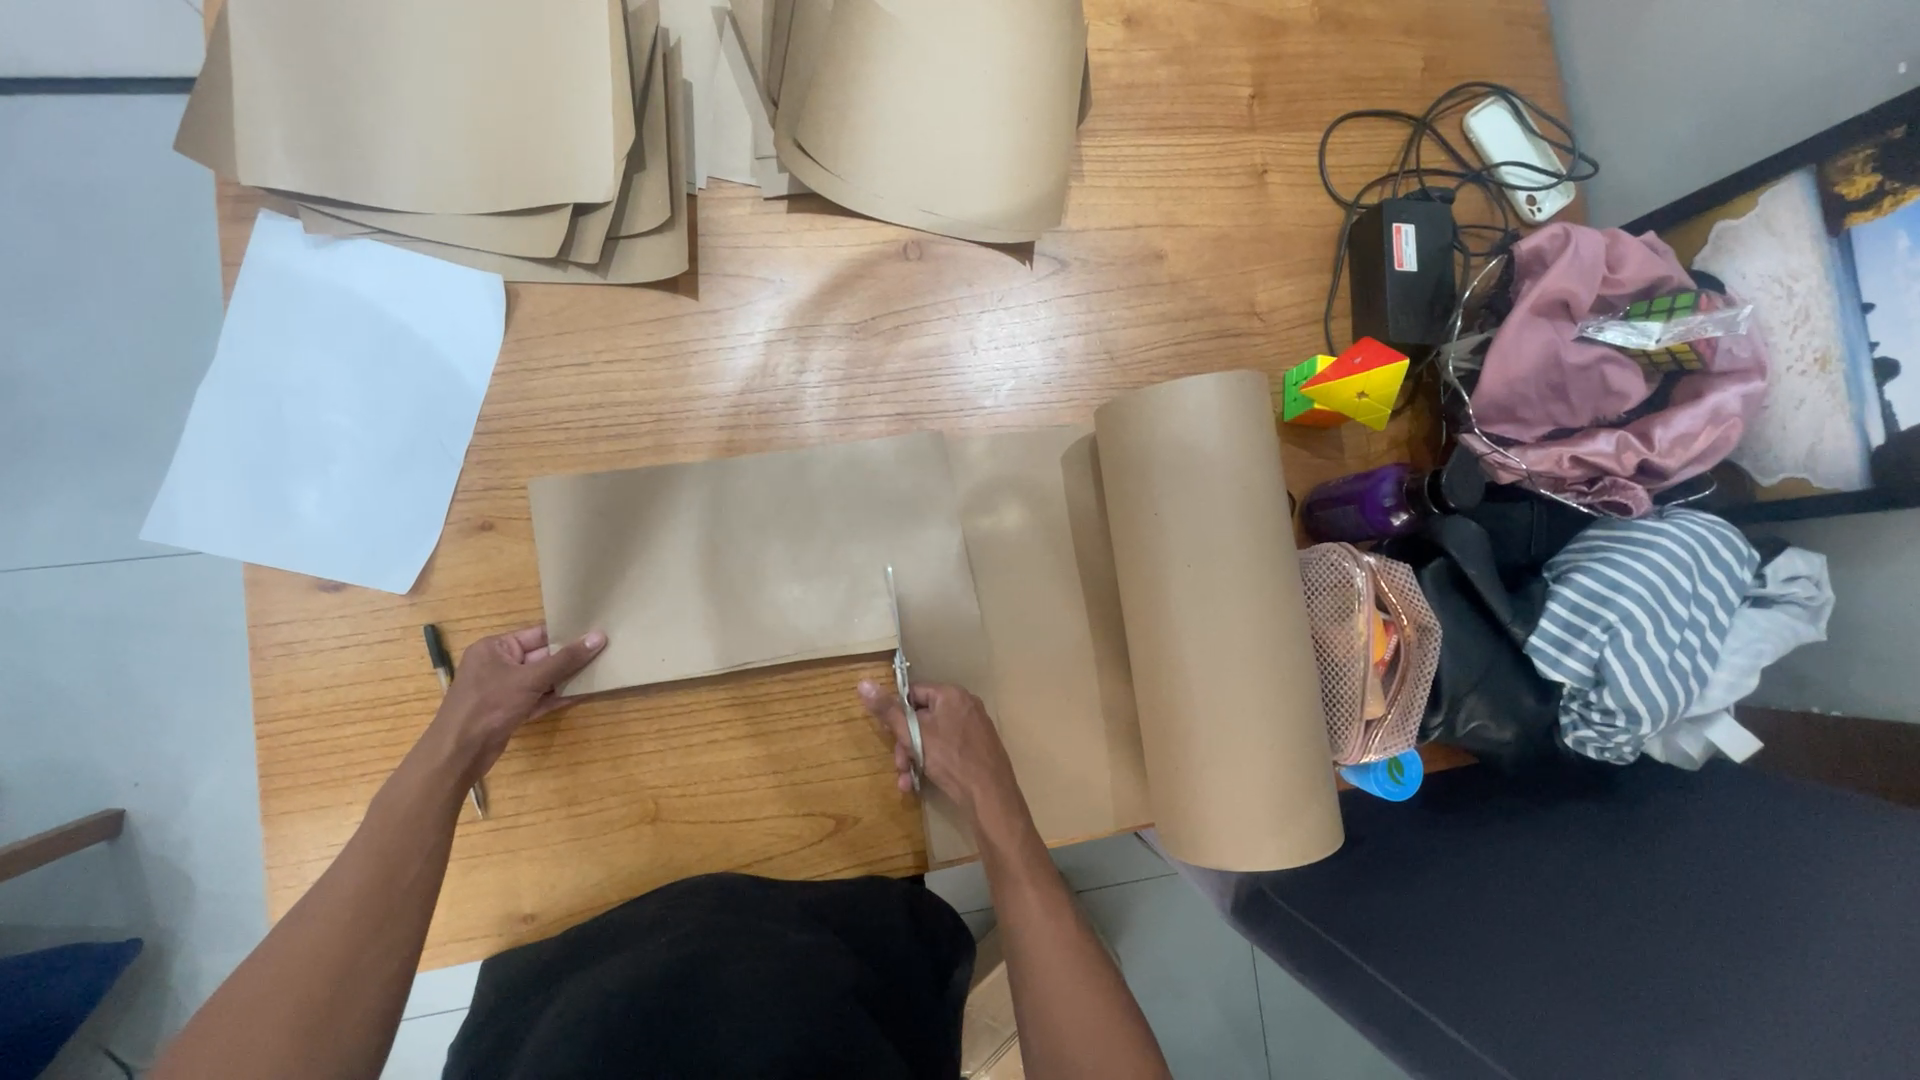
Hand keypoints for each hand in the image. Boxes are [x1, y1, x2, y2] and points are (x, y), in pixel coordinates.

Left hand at [428, 626, 605, 781]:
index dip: (566, 633)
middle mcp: (499, 664)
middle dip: (571, 657)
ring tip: (601, 670)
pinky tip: (585, 693)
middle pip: (542, 656)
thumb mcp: (530, 679)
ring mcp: (504, 689)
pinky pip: (540, 697)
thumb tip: (599, 637)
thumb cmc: (489, 706)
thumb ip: (566, 659)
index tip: (597, 631)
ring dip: (568, 677)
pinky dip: (558, 696)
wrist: (459, 752)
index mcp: (495, 648)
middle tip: (606, 651)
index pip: (537, 634)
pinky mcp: (511, 710)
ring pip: (543, 678)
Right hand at [858, 680, 1020, 819]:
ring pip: (933, 737)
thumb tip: (863, 682)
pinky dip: (932, 763)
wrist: (989, 794)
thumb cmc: (949, 758)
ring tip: (906, 780)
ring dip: (915, 758)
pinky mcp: (978, 748)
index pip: (914, 693)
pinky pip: (948, 748)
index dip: (897, 712)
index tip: (888, 733)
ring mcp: (974, 727)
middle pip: (922, 718)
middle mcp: (965, 705)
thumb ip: (888, 710)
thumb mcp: (913, 734)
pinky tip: (919, 783)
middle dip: (905, 744)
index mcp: (951, 694)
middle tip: (899, 764)